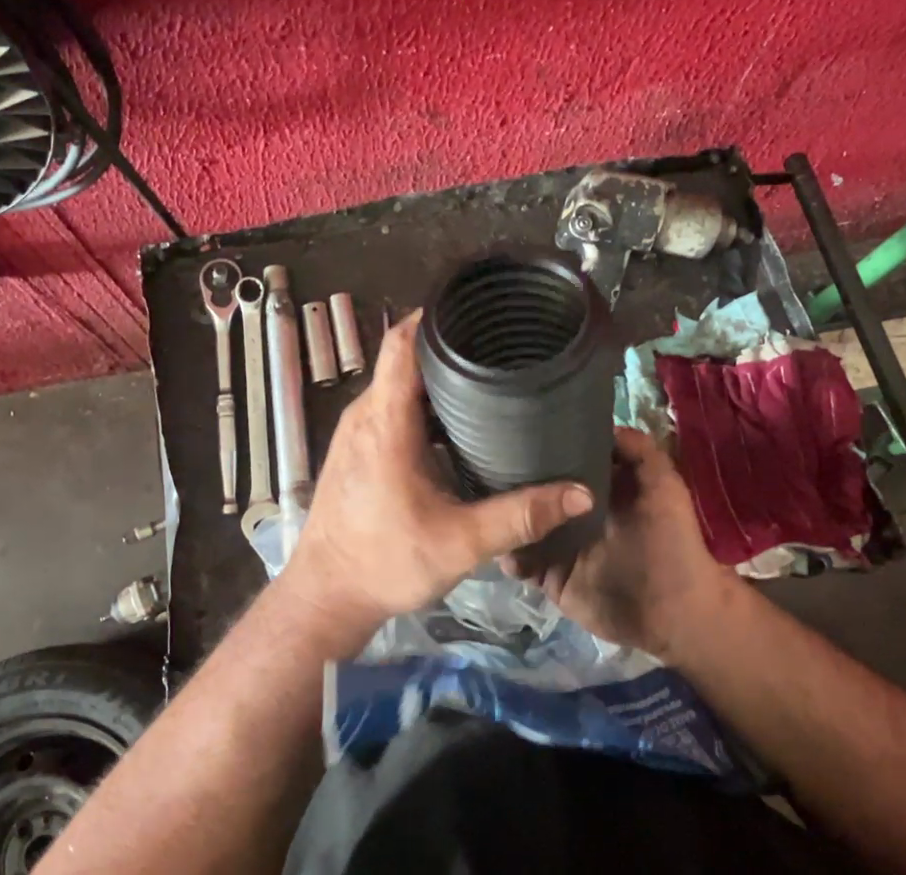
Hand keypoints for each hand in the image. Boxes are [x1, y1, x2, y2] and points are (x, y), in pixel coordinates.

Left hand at [281, 313, 594, 634]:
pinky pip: (394, 410)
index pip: (402, 344)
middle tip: (505, 348)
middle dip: (452, 350)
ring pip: (401, 387)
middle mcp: (366, 416)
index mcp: (385, 421)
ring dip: (440, 382)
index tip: (478, 309)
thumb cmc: (385, 563)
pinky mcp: (358, 451)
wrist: (327, 596)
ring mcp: (358, 433)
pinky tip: (462, 424)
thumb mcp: (460, 542)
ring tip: (492, 380)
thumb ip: (520, 516)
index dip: (436, 318)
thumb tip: (578, 494)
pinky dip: (426, 407)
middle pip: (407, 361)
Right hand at [502, 427, 733, 660]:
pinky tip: (497, 543)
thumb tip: (607, 425)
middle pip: (535, 489)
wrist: (673, 613)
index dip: (544, 444)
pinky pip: (520, 561)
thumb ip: (642, 453)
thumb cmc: (670, 545)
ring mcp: (559, 544)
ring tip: (481, 502)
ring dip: (504, 516)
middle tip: (484, 464)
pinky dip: (507, 554)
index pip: (563, 458)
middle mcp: (573, 512)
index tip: (514, 426)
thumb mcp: (665, 489)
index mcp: (598, 489)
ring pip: (522, 523)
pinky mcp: (550, 576)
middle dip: (513, 478)